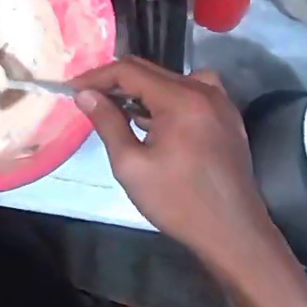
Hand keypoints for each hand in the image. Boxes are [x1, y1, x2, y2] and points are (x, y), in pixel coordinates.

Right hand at [69, 58, 287, 270]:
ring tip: (116, 110)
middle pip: (148, 70)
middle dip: (114, 81)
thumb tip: (84, 94)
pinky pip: (189, 91)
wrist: (235, 236)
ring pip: (167, 78)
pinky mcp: (226, 117)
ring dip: (138, 89)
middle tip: (87, 98)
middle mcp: (204, 91)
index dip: (95, 77)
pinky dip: (165, 96)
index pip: (128, 71)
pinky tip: (154, 119)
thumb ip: (107, 122)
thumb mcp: (130, 164)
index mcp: (181, 100)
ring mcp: (219, 102)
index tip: (72, 90)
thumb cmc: (178, 202)